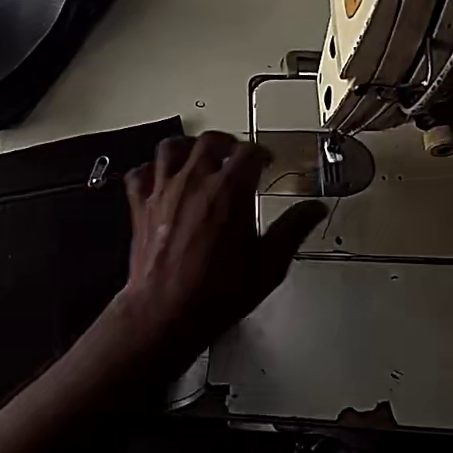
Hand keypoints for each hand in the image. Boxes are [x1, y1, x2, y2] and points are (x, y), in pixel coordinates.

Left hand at [112, 132, 327, 362]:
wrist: (166, 311)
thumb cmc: (215, 293)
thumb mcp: (268, 264)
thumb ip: (293, 229)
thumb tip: (313, 210)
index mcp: (230, 190)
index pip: (249, 152)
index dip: (261, 153)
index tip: (265, 161)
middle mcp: (194, 182)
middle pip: (210, 141)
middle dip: (227, 143)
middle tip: (235, 153)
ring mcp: (164, 192)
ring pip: (171, 148)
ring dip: (187, 147)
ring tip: (197, 154)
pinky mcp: (141, 207)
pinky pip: (140, 174)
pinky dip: (149, 170)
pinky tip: (158, 176)